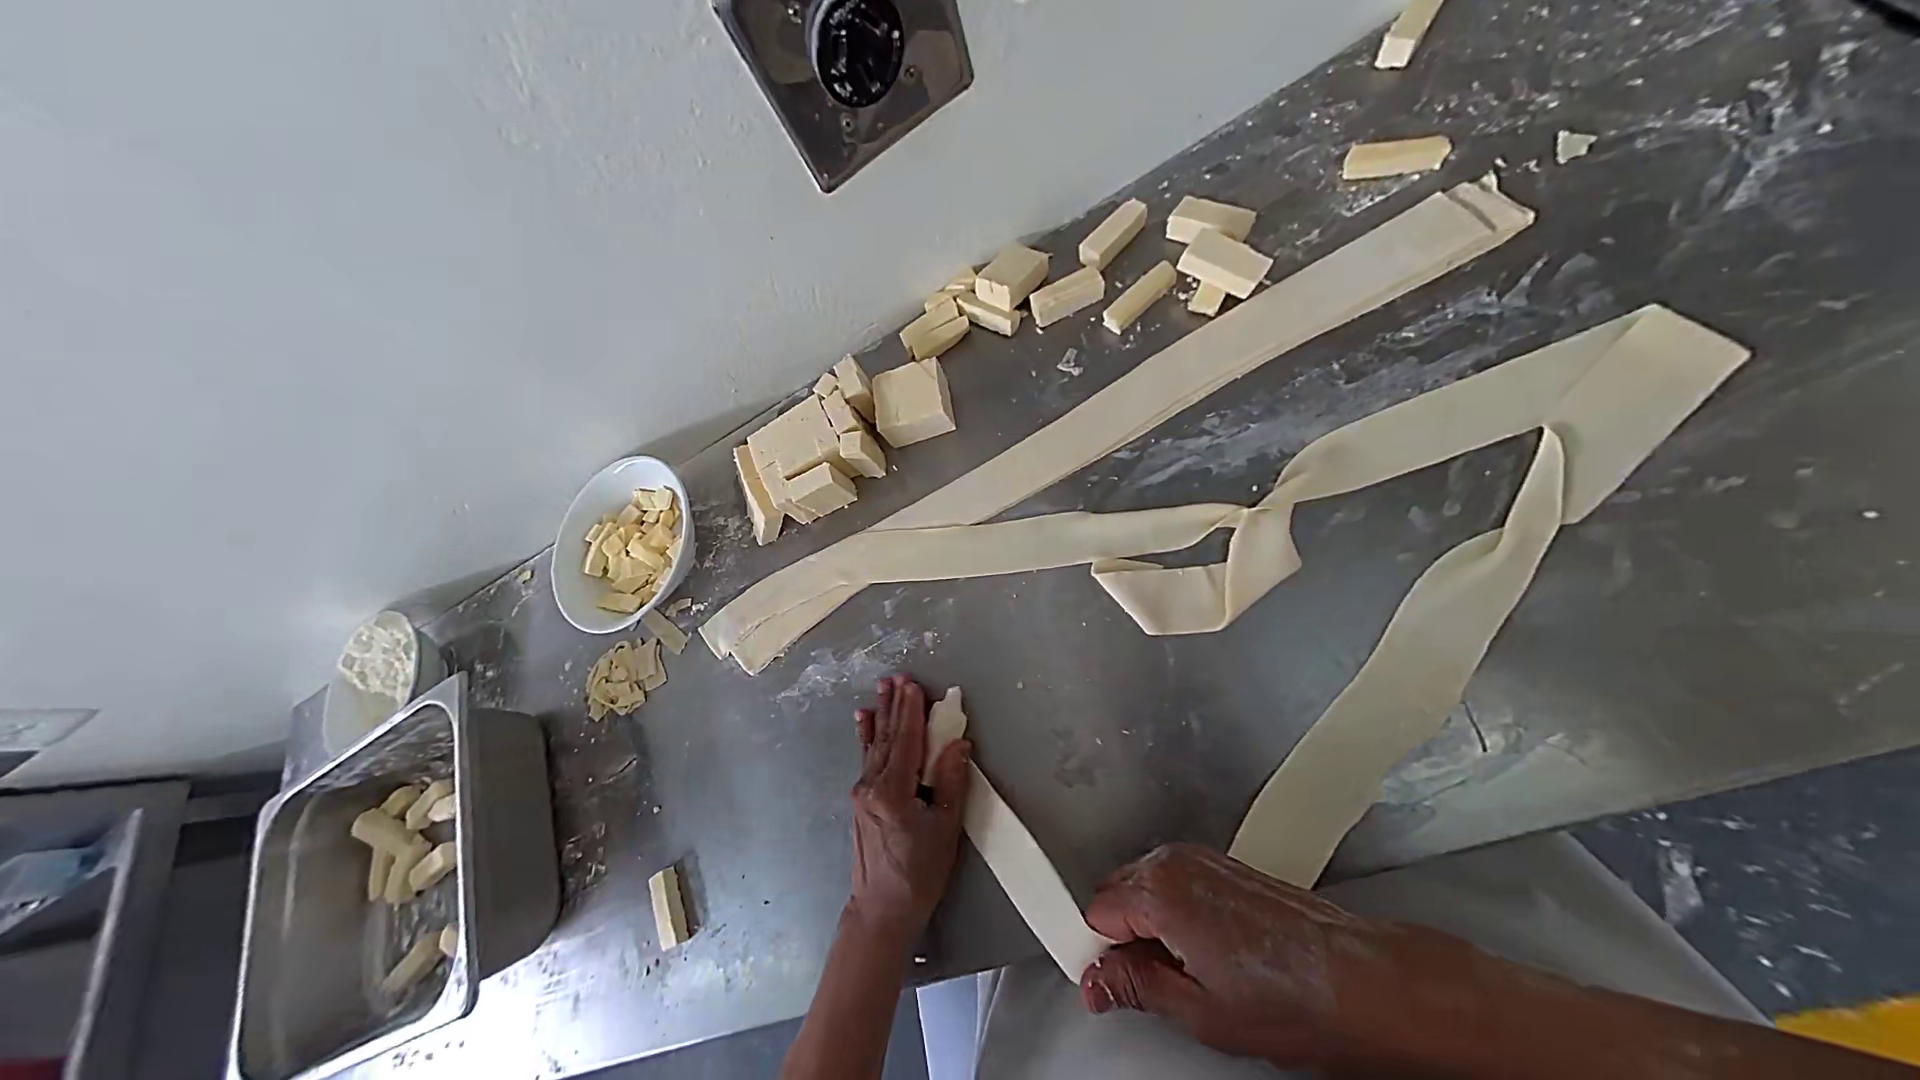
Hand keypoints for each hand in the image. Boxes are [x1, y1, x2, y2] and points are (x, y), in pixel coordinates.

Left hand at [847, 675, 971, 936]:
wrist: (881, 910)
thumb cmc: (920, 873)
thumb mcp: (945, 829)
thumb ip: (951, 782)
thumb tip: (959, 743)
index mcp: (893, 791)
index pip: (907, 741)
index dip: (912, 711)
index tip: (915, 685)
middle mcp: (871, 785)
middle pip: (888, 737)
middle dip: (895, 705)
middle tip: (898, 676)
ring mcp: (861, 791)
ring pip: (874, 745)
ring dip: (881, 714)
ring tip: (882, 687)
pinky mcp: (860, 800)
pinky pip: (866, 759)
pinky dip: (867, 737)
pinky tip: (863, 720)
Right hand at [1079, 843, 1475, 1069]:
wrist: (1362, 980)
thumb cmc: (1293, 997)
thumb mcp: (1198, 1011)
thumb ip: (1134, 987)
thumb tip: (1098, 982)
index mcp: (1159, 891)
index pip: (1093, 914)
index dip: (1098, 953)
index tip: (1108, 981)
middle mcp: (1174, 861)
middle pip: (1116, 893)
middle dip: (1122, 935)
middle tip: (1152, 984)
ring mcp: (1199, 857)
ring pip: (1144, 887)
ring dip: (1150, 924)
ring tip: (1192, 970)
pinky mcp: (1221, 862)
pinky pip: (1174, 881)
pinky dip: (1175, 911)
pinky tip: (1210, 949)